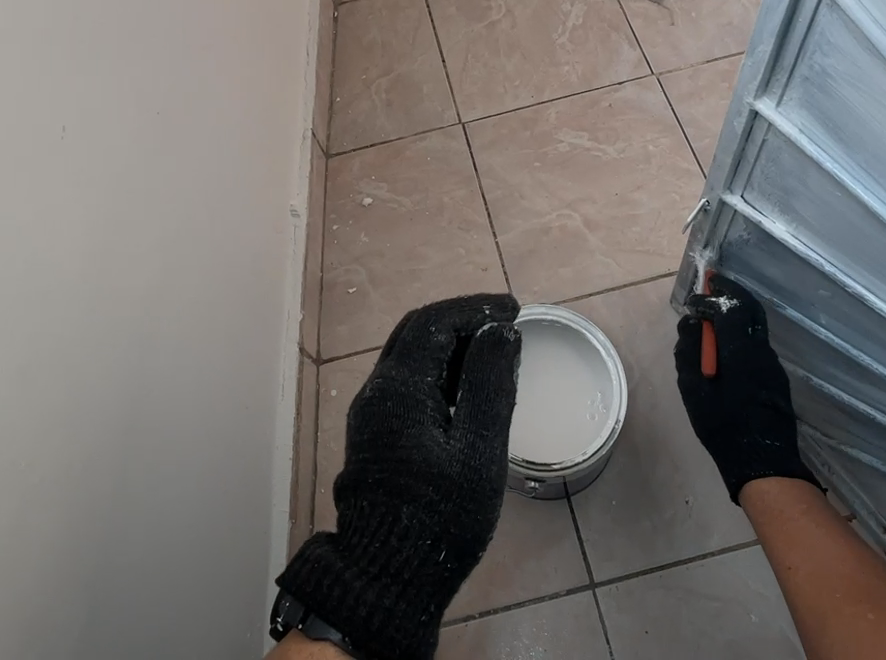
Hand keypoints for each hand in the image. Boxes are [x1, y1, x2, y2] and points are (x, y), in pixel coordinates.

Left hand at [276, 295, 521, 659]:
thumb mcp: (478, 450)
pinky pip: (409, 381)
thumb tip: (501, 332)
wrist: (385, 576)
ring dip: (450, 343)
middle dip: (461, 319)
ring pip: (410, 356)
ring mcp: (372, 413)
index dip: (475, 308)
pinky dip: (441, 368)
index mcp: (399, 387)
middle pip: (417, 332)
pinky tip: (468, 385)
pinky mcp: (376, 433)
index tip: (513, 309)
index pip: (434, 322)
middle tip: (505, 323)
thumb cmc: (439, 515)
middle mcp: (378, 391)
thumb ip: (490, 384)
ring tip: (494, 349)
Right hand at [675, 276, 817, 501]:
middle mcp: (761, 351)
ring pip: (755, 327)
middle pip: (750, 309)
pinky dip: (741, 333)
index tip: (694, 299)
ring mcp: (773, 365)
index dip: (711, 296)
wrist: (763, 462)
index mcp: (741, 350)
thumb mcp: (692, 389)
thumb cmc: (722, 424)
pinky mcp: (776, 379)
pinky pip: (757, 345)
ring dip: (736, 314)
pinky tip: (726, 346)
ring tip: (713, 316)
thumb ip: (689, 351)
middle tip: (712, 283)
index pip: (729, 306)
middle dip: (731, 291)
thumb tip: (690, 323)